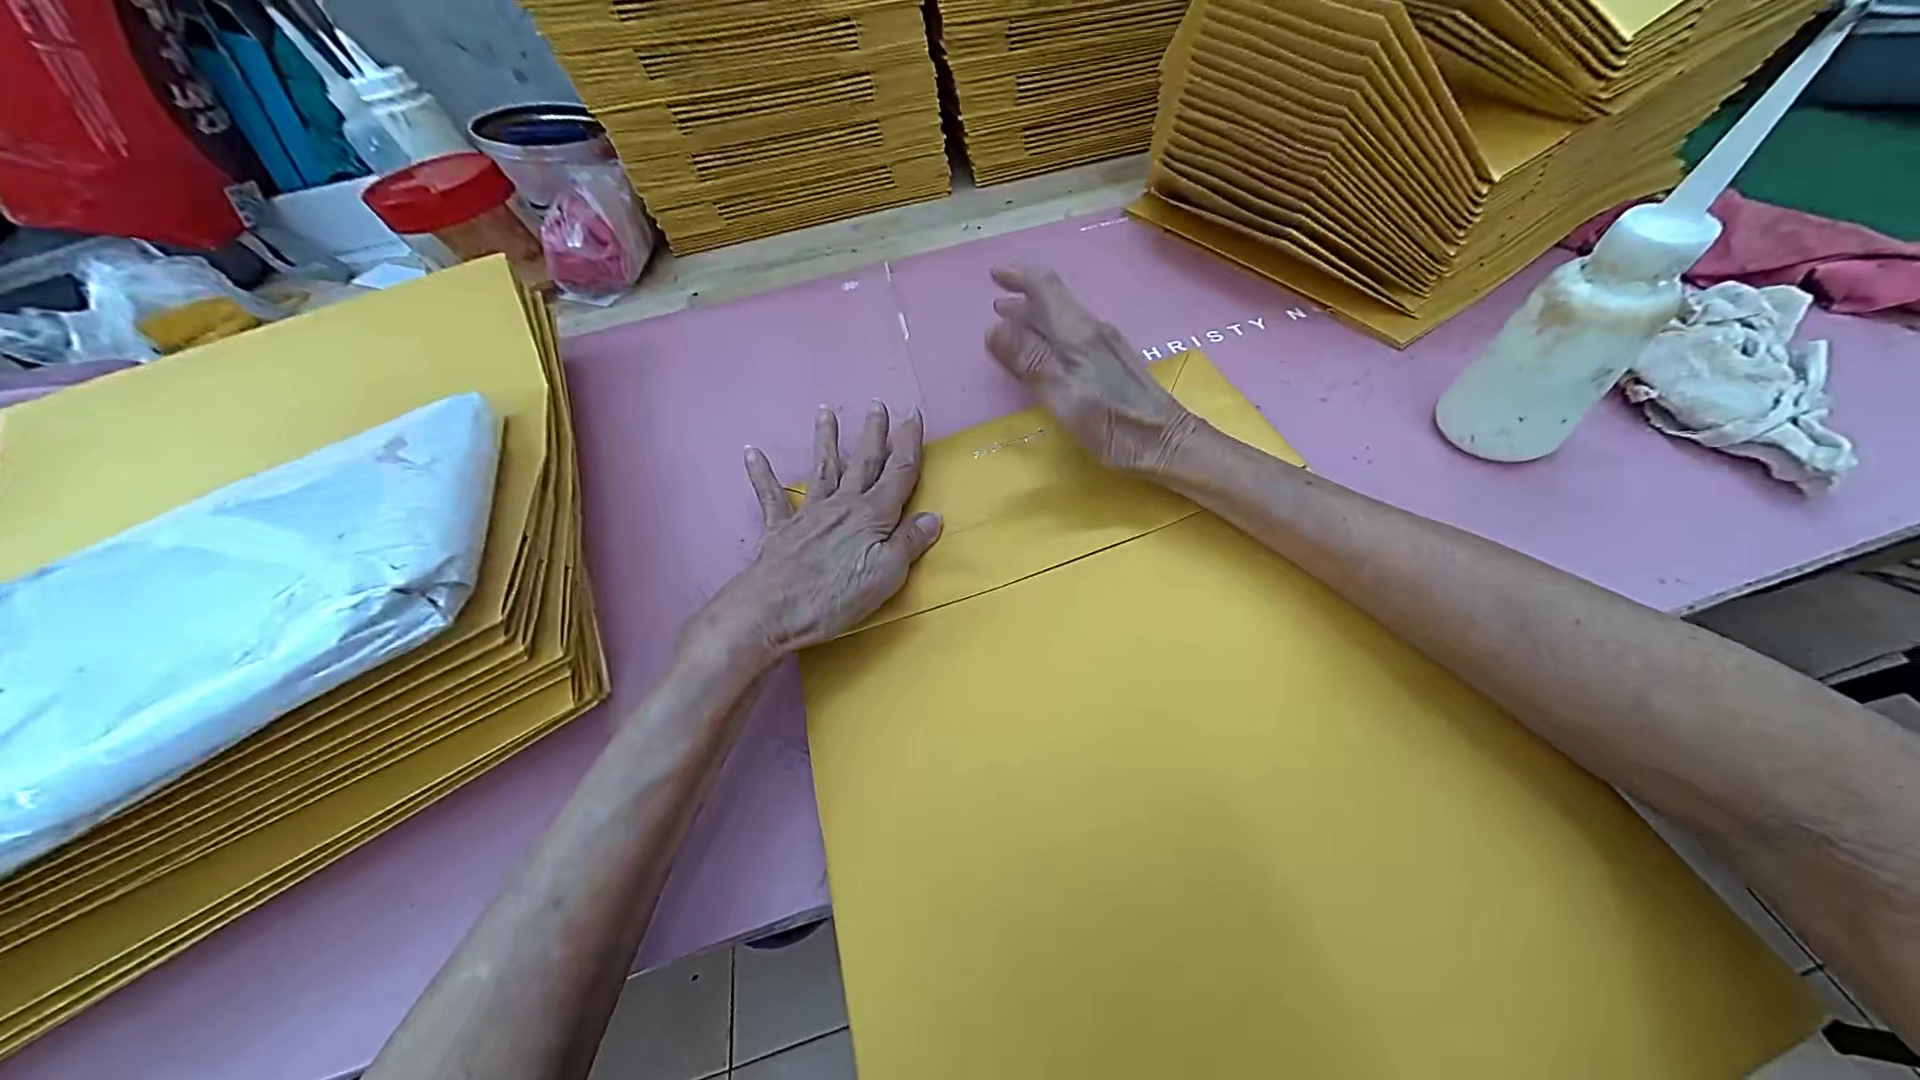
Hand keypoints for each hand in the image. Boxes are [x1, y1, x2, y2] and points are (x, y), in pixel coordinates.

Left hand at [693, 402, 942, 659]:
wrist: (770, 610)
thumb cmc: (834, 597)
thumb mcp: (886, 575)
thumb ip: (909, 543)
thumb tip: (933, 517)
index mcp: (872, 516)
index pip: (898, 472)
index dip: (909, 443)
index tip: (913, 414)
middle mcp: (842, 505)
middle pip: (863, 463)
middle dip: (873, 434)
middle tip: (877, 405)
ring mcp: (809, 514)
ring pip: (823, 469)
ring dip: (827, 440)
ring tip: (826, 413)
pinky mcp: (779, 529)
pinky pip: (770, 496)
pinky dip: (761, 474)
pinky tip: (752, 453)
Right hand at [986, 265, 1202, 473]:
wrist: (1167, 444)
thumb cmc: (1115, 425)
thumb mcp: (1065, 395)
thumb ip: (1031, 360)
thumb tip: (994, 327)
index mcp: (1079, 334)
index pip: (1045, 288)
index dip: (1018, 276)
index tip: (994, 274)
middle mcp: (1094, 332)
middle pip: (1056, 301)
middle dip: (1023, 297)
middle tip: (996, 302)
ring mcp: (1107, 347)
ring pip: (1065, 319)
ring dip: (1036, 316)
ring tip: (1012, 323)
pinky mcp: (1113, 365)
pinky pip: (1073, 336)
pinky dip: (1050, 335)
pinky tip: (1046, 351)